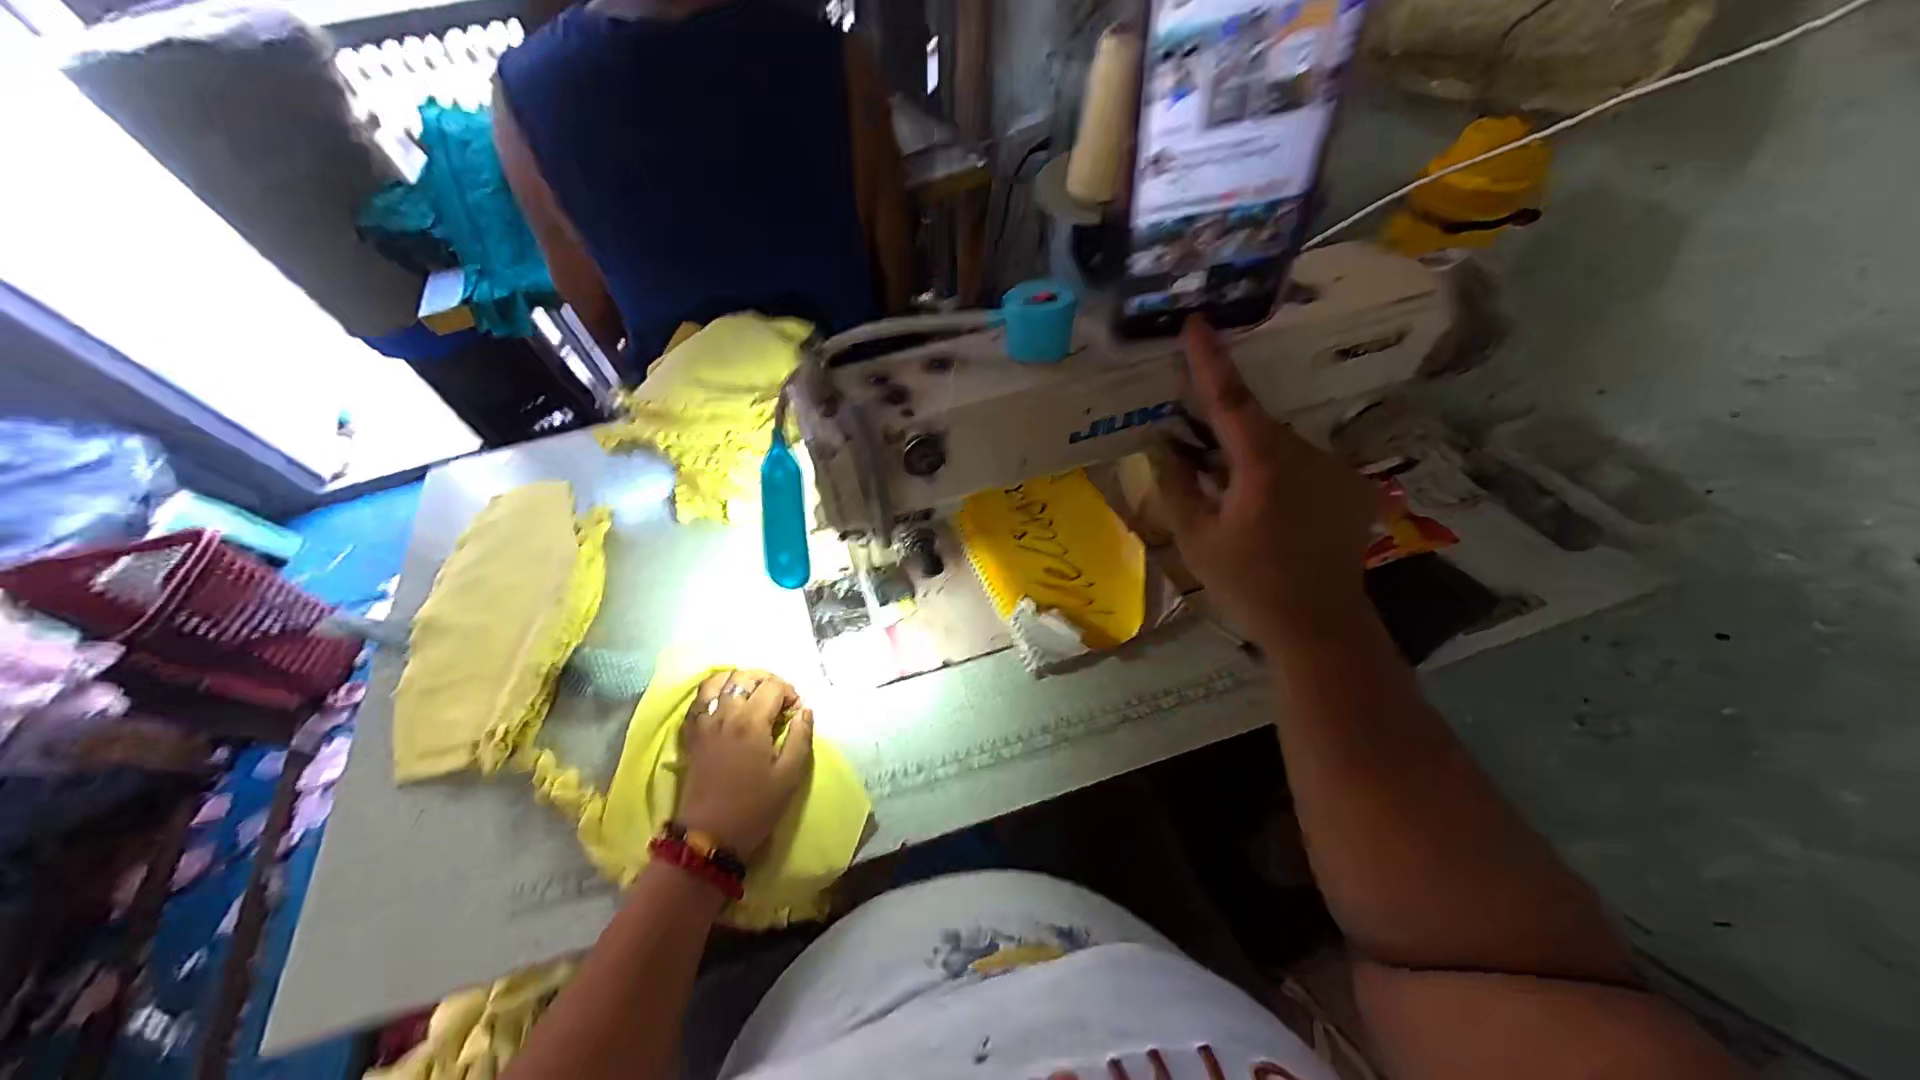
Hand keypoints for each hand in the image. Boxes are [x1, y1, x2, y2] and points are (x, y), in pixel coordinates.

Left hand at [676, 670, 813, 858]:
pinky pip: (699, 699)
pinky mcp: (691, 734)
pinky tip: (726, 702)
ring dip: (740, 681)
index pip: (773, 686)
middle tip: (779, 701)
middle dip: (767, 681)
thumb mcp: (789, 776)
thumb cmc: (754, 807)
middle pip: (746, 677)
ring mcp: (704, 723)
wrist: (709, 836)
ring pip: (719, 681)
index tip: (796, 712)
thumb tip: (805, 711)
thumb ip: (800, 738)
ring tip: (753, 696)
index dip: (790, 693)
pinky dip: (714, 691)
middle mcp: (725, 714)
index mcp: (751, 722)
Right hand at [1150, 317, 1380, 639]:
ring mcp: (1336, 469)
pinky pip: (1305, 466)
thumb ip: (1176, 486)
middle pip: (1255, 426)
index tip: (1196, 322)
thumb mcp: (1196, 540)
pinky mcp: (1353, 487)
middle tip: (1198, 465)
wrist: (1320, 625)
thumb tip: (1161, 447)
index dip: (1208, 360)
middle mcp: (1305, 453)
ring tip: (1238, 506)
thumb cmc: (1250, 584)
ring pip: (1281, 447)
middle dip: (1224, 437)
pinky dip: (1282, 478)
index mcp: (1262, 463)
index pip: (1229, 399)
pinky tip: (1276, 518)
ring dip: (1253, 461)